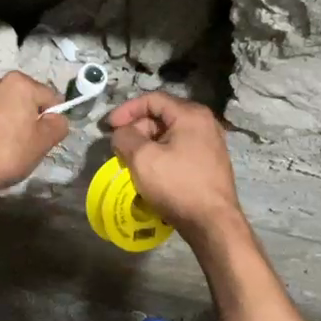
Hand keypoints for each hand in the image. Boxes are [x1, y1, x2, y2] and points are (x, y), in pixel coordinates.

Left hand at [0, 72, 69, 199]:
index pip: (47, 96)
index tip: (47, 135)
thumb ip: (57, 124)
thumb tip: (56, 118)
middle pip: (18, 98)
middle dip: (23, 114)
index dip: (52, 115)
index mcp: (17, 83)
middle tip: (23, 141)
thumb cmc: (8, 154)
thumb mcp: (44, 142)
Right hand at [105, 92, 244, 238]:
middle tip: (120, 149)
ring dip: (147, 145)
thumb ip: (125, 138)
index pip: (152, 99)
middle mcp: (204, 123)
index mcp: (190, 115)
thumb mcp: (142, 158)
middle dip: (136, 129)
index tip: (108, 126)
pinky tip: (151, 173)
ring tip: (132, 163)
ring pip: (169, 135)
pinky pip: (179, 150)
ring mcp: (210, 144)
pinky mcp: (209, 163)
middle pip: (161, 116)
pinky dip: (161, 156)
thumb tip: (121, 134)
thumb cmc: (177, 185)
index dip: (126, 109)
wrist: (211, 221)